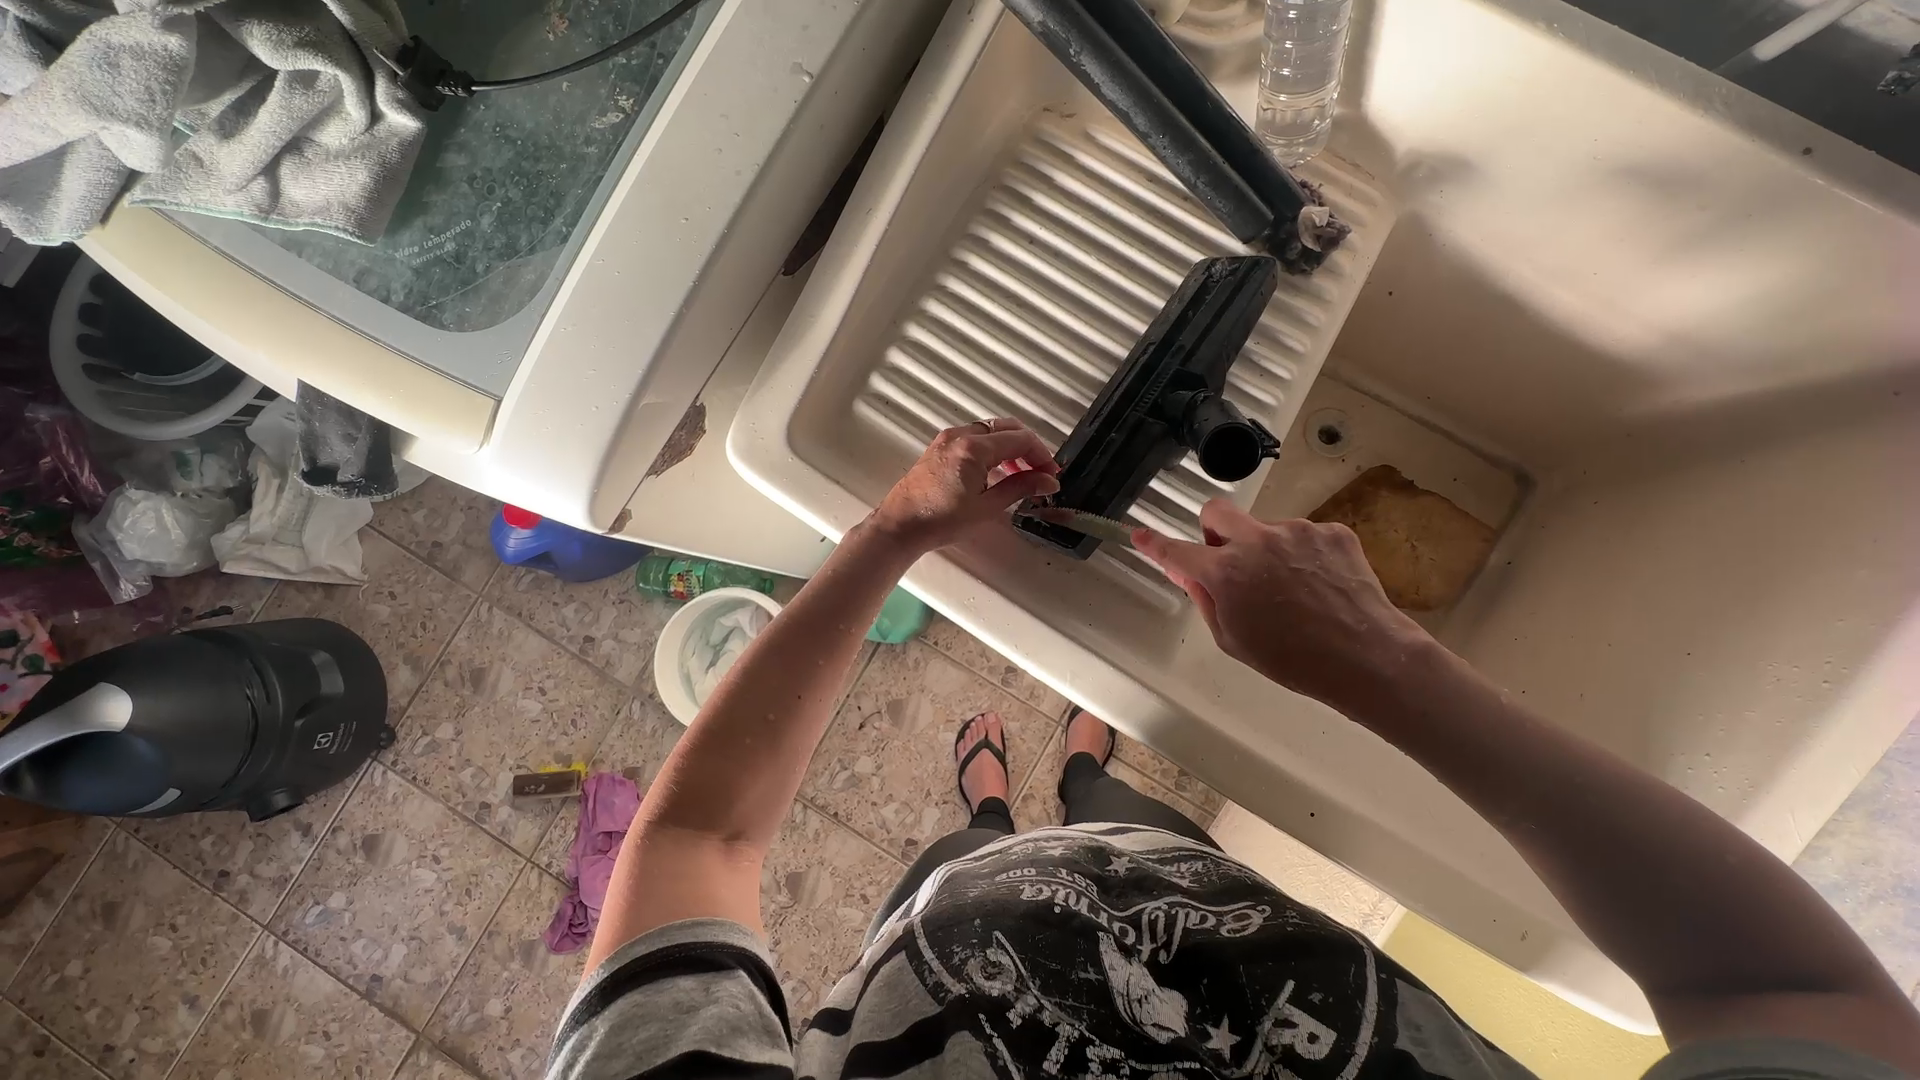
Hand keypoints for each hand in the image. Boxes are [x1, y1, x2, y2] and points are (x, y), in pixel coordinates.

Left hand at [868, 418, 1061, 552]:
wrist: (901, 526)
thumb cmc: (939, 521)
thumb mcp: (986, 507)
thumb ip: (1020, 488)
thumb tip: (1047, 481)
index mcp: (973, 447)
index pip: (1020, 439)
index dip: (1042, 455)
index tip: (1051, 474)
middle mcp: (960, 435)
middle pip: (1007, 429)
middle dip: (1029, 448)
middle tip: (1041, 472)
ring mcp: (947, 439)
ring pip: (990, 431)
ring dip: (1010, 448)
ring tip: (1022, 475)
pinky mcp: (939, 448)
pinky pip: (974, 438)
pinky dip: (992, 449)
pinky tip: (997, 472)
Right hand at [1132, 499, 1433, 713]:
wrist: (1366, 657)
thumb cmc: (1291, 660)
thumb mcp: (1233, 639)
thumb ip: (1206, 599)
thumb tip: (1188, 572)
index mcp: (1226, 572)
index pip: (1177, 550)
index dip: (1155, 544)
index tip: (1139, 533)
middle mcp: (1256, 541)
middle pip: (1216, 511)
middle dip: (1214, 530)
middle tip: (1230, 560)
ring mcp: (1296, 531)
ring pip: (1264, 528)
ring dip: (1265, 549)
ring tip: (1292, 589)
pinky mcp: (1331, 531)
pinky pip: (1303, 536)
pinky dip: (1302, 555)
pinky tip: (1319, 584)